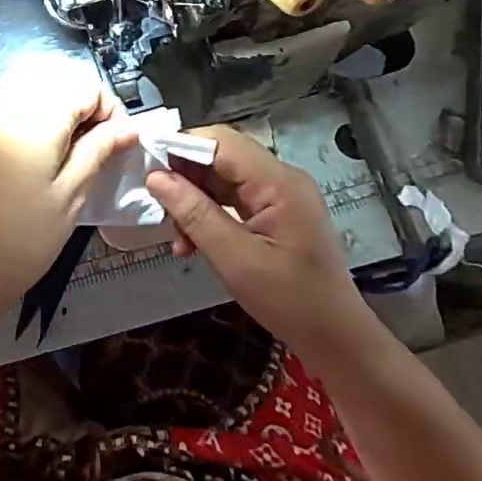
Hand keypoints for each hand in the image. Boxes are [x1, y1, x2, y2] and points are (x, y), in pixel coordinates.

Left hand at [0, 85, 136, 327]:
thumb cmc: (14, 246)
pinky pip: (4, 126)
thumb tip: (126, 127)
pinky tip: (28, 177)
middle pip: (54, 96)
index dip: (110, 112)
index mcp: (31, 121)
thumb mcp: (67, 200)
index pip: (84, 89)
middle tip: (94, 163)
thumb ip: (97, 153)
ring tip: (62, 174)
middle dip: (82, 121)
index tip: (117, 146)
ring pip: (29, 110)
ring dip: (54, 131)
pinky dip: (26, 140)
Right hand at [145, 126, 376, 352]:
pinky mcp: (274, 213)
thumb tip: (155, 178)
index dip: (180, 148)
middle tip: (159, 210)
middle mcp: (280, 178)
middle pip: (219, 157)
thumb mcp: (235, 259)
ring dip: (192, 202)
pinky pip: (230, 200)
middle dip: (183, 179)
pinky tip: (191, 243)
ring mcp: (278, 195)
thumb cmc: (290, 300)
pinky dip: (207, 216)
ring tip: (177, 238)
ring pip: (220, 179)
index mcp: (278, 182)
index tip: (146, 170)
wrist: (336, 338)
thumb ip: (195, 214)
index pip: (220, 142)